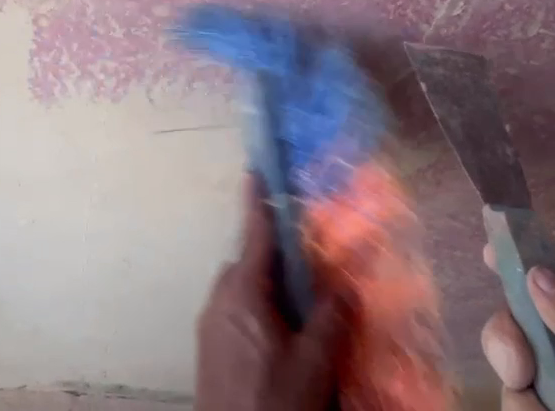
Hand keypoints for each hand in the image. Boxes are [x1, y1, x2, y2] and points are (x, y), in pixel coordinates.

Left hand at [195, 179, 350, 410]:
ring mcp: (210, 325)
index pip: (254, 233)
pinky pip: (236, 310)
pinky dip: (258, 306)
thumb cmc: (275, 402)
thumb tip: (345, 282)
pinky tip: (283, 332)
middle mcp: (220, 298)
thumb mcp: (315, 362)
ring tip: (303, 300)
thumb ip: (331, 316)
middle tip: (309, 256)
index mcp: (242, 291)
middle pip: (250, 261)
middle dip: (277, 254)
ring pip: (243, 288)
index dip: (258, 200)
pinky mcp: (210, 348)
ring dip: (269, 284)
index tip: (255, 168)